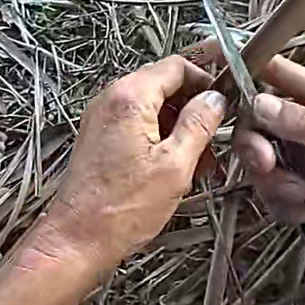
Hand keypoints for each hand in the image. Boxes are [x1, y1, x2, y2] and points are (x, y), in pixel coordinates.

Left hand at [13, 56, 225, 302]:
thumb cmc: (118, 209)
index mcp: (130, 98)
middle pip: (165, 84)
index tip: (225, 98)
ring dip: (180, 126)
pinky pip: (138, 125)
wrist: (79, 239)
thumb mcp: (176, 165)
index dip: (207, 80)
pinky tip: (176, 167)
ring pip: (154, 107)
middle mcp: (111, 100)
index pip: (177, 66)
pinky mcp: (101, 138)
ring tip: (198, 159)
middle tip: (215, 133)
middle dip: (195, 107)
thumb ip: (200, 124)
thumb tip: (215, 100)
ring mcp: (103, 118)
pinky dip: (161, 138)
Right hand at [228, 55, 304, 256]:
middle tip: (269, 166)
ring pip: (255, 157)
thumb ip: (304, 124)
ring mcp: (297, 151)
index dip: (242, 66)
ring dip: (272, 182)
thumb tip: (261, 102)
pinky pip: (266, 186)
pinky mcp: (293, 179)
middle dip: (257, 148)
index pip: (275, 70)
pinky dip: (280, 202)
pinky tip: (304, 208)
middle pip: (254, 120)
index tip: (214, 67)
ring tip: (300, 194)